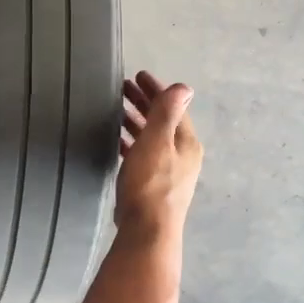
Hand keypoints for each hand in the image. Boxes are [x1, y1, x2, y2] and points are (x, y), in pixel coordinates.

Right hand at [116, 72, 201, 233]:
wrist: (147, 227)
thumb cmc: (150, 183)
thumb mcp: (157, 143)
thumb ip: (167, 114)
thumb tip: (184, 87)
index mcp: (186, 143)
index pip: (173, 108)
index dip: (156, 90)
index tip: (138, 75)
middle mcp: (182, 155)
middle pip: (163, 121)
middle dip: (145, 102)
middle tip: (124, 87)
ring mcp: (168, 170)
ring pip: (152, 137)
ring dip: (137, 120)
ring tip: (117, 109)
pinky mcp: (152, 183)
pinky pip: (142, 152)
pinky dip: (132, 140)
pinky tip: (118, 141)